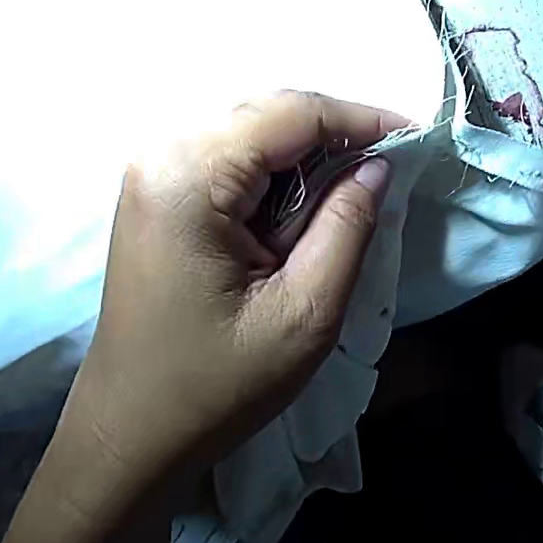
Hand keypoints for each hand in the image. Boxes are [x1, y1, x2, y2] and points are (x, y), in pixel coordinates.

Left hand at [56, 91, 403, 502]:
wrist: (131, 430)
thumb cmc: (215, 385)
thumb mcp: (303, 314)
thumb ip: (347, 227)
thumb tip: (378, 165)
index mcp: (189, 175)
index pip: (288, 113)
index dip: (358, 118)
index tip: (412, 136)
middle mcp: (160, 154)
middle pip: (265, 114)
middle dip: (330, 135)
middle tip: (382, 170)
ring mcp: (150, 172)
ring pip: (247, 132)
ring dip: (302, 157)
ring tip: (343, 197)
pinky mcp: (154, 193)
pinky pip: (226, 159)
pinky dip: (271, 175)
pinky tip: (294, 211)